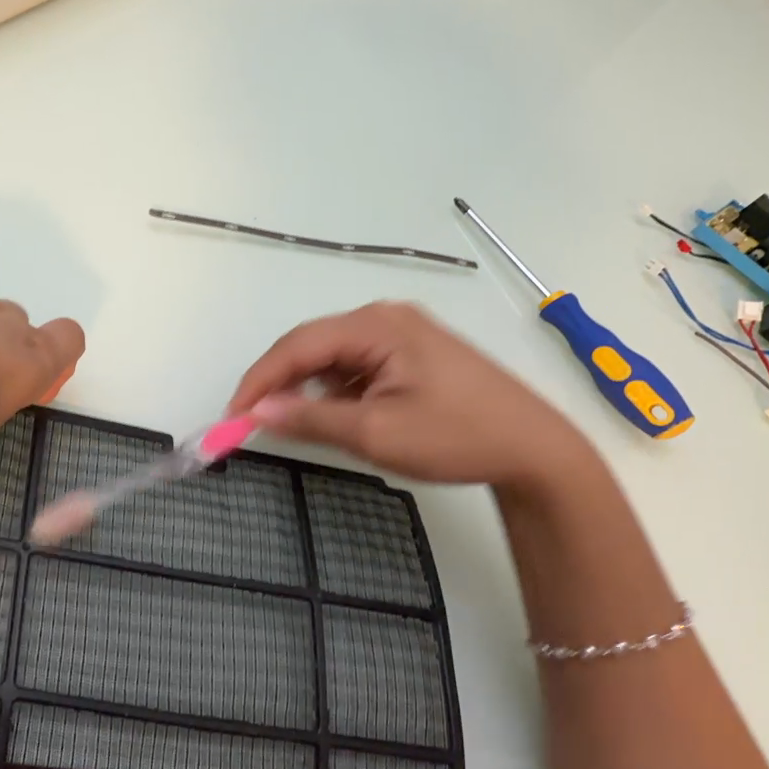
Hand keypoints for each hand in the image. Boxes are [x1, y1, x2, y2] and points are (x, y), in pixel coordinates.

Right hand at [227, 302, 588, 486]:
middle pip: (312, 346)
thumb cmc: (456, 436)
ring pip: (333, 357)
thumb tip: (257, 413)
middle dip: (281, 384)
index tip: (232, 416)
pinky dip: (337, 390)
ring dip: (310, 389)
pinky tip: (337, 416)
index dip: (259, 380)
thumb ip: (309, 419)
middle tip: (254, 422)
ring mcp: (403, 333)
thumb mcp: (374, 433)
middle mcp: (386, 318)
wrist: (535, 450)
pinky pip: (357, 365)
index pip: (297, 346)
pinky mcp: (413, 353)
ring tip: (296, 425)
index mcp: (376, 326)